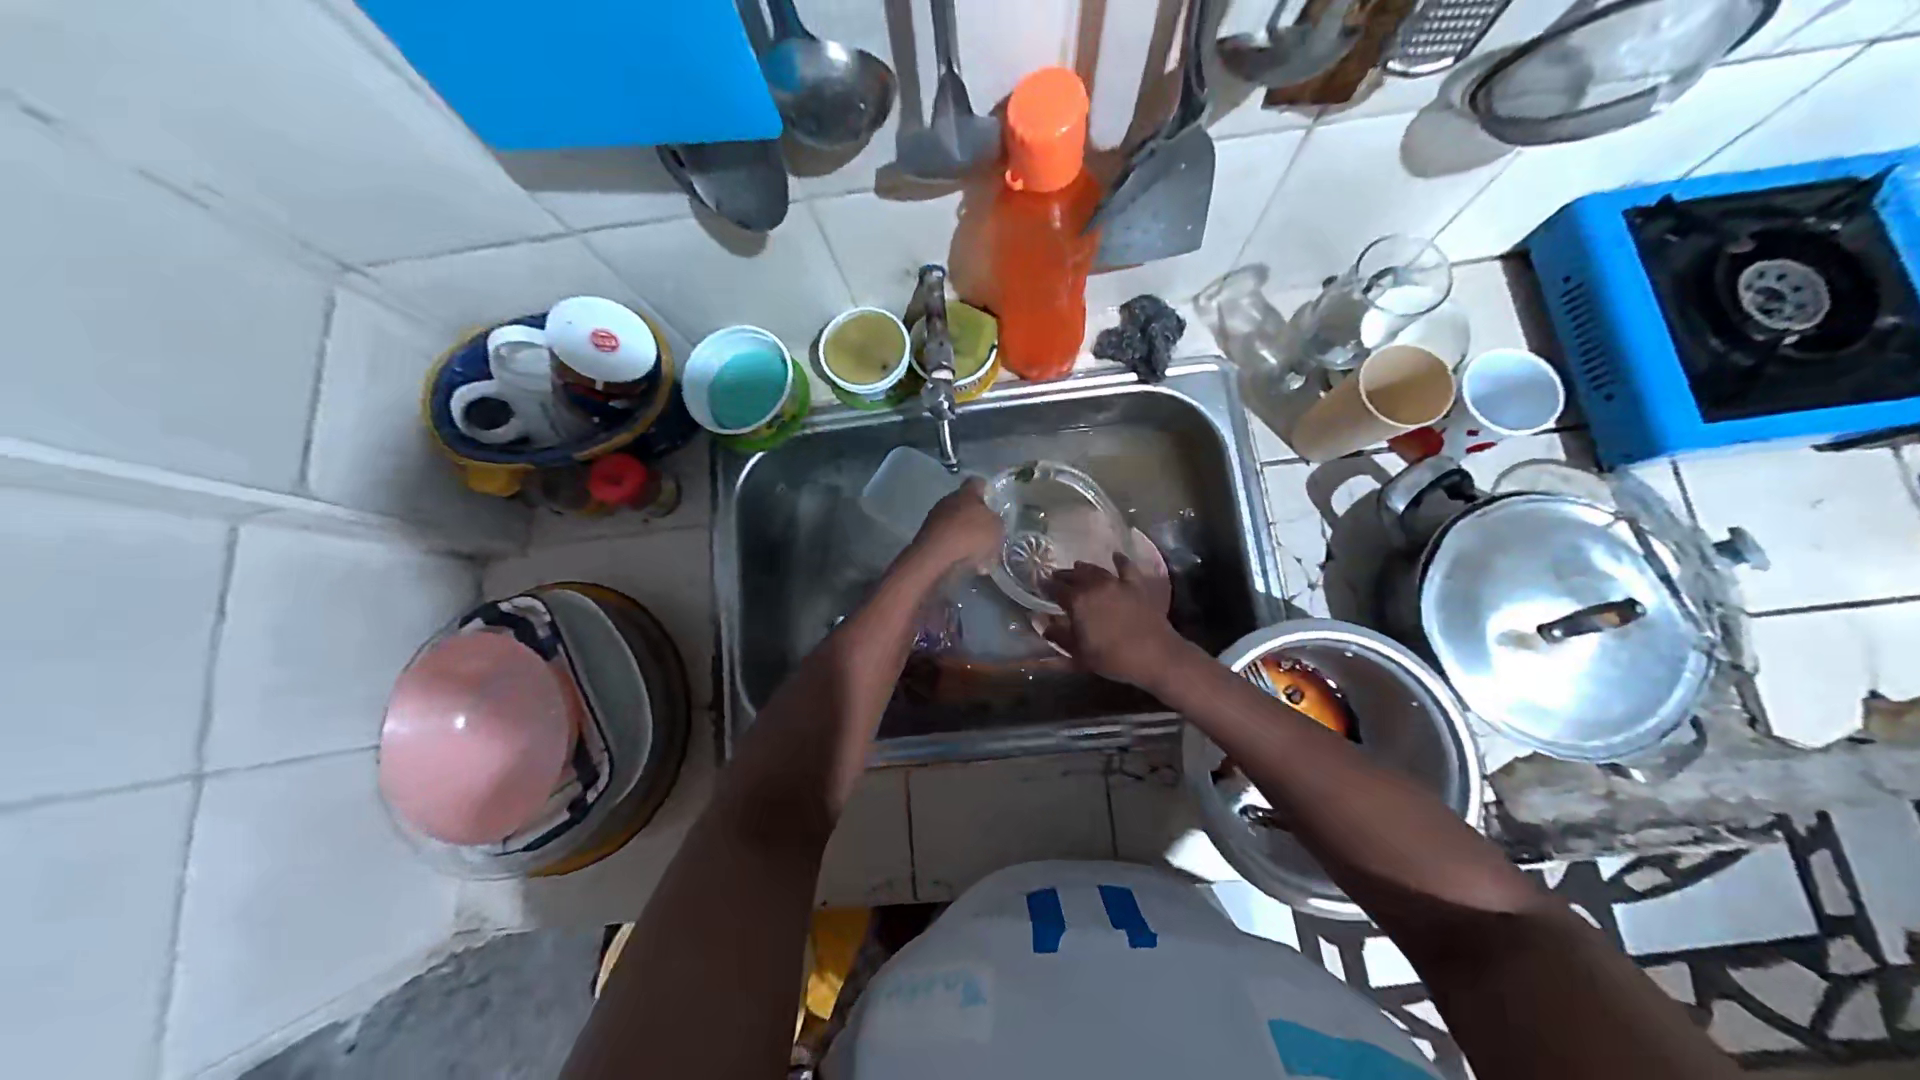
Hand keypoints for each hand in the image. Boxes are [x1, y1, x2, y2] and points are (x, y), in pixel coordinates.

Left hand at [911, 478, 1002, 570]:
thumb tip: (993, 520)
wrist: (935, 557)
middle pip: (966, 504)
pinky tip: (965, 561)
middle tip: (989, 532)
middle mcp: (948, 500)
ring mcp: (935, 518)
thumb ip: (998, 520)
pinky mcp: (927, 536)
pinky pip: (947, 539)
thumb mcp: (997, 527)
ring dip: (965, 534)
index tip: (996, 503)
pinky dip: (955, 547)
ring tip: (978, 552)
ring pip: (955, 522)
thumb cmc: (970, 536)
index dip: (988, 491)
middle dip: (977, 517)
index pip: (978, 482)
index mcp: (966, 493)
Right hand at [1042, 557, 1190, 688]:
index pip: (1054, 589)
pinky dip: (1119, 560)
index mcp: (1076, 601)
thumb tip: (1043, 624)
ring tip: (1077, 567)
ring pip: (1096, 569)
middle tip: (1055, 577)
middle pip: (1073, 576)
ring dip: (1084, 568)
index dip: (1045, 587)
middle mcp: (1094, 586)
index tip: (1039, 586)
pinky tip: (1115, 556)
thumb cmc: (1112, 658)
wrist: (1155, 655)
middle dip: (1062, 576)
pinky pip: (1126, 567)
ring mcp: (1117, 583)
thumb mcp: (1078, 654)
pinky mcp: (1136, 585)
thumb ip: (1059, 636)